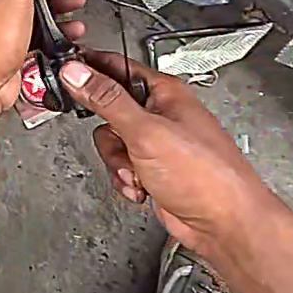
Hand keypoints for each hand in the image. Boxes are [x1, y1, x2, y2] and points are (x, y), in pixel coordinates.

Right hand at [61, 50, 280, 257]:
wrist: (225, 226)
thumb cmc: (206, 176)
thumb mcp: (145, 131)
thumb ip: (107, 100)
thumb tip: (78, 72)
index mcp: (164, 93)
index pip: (117, 67)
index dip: (90, 68)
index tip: (67, 74)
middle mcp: (160, 114)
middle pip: (108, 109)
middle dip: (108, 134)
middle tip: (117, 141)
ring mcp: (156, 143)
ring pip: (111, 141)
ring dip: (117, 162)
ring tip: (136, 173)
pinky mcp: (152, 168)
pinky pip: (121, 165)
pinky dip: (125, 179)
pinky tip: (142, 188)